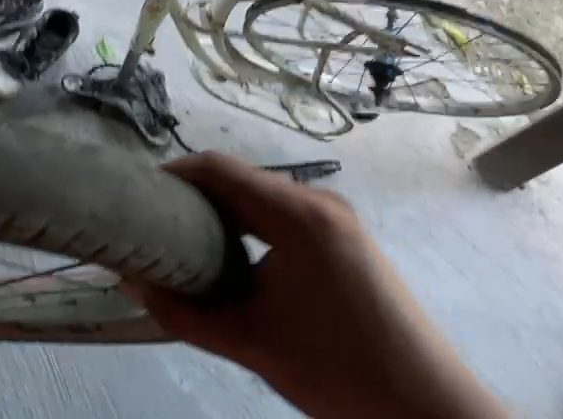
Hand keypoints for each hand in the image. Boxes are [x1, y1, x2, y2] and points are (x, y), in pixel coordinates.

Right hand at [122, 153, 507, 418]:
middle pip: (235, 177)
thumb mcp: (250, 343)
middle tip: (151, 223)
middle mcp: (317, 202)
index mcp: (297, 215)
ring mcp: (336, 219)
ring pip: (256, 195)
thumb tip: (130, 283)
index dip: (169, 175)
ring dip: (216, 211)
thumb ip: (183, 312)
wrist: (433, 416)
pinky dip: (245, 225)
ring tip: (181, 241)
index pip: (216, 168)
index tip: (135, 198)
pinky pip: (278, 213)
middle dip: (188, 195)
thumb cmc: (341, 372)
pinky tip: (228, 257)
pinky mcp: (344, 239)